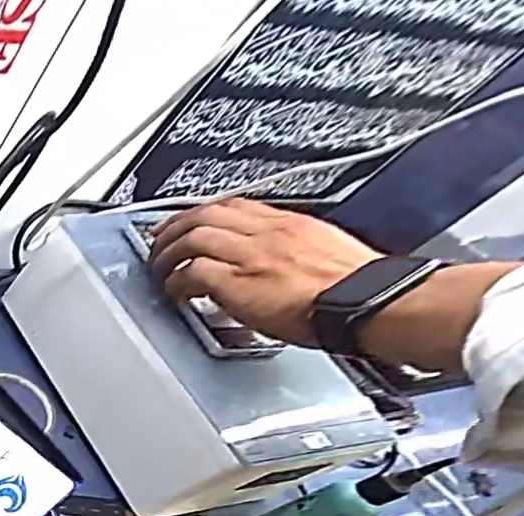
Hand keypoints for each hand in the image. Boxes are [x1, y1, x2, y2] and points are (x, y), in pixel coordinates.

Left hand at [149, 198, 382, 345]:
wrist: (366, 301)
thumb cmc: (349, 287)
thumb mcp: (320, 250)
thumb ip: (287, 248)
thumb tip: (264, 260)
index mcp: (288, 224)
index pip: (232, 204)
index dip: (197, 213)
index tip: (180, 225)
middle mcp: (267, 233)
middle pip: (204, 214)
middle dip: (171, 230)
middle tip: (157, 248)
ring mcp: (251, 256)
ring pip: (192, 238)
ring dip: (166, 256)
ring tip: (160, 273)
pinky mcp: (237, 282)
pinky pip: (191, 273)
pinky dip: (174, 283)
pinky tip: (174, 296)